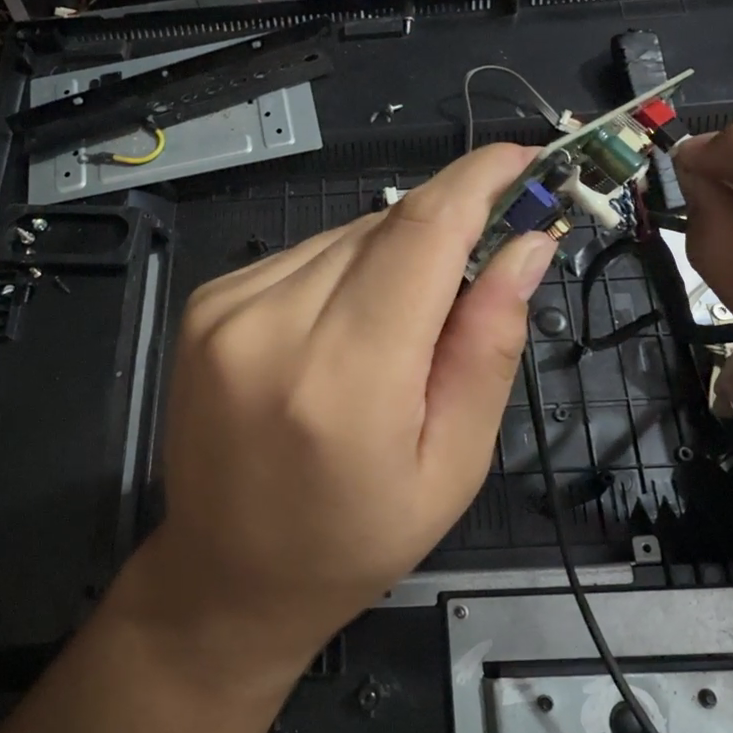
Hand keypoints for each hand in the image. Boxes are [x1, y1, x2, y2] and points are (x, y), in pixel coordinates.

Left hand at [135, 144, 555, 662]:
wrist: (228, 575)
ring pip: (344, 237)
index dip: (480, 181)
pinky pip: (302, 256)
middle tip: (476, 279)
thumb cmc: (354, 538)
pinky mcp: (206, 303)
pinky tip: (342, 335)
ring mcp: (227, 307)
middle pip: (386, 228)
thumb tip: (526, 248)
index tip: (525, 158)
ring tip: (397, 336)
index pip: (424, 232)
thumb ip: (489, 346)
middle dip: (446, 234)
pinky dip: (342, 275)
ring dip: (392, 260)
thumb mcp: (452, 463)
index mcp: (345, 376)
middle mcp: (272, 323)